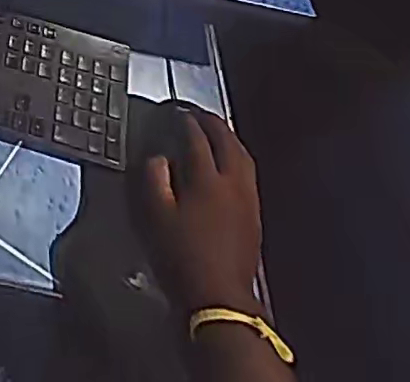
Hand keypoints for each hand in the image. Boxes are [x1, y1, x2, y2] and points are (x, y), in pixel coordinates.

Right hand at [138, 108, 262, 316]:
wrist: (218, 296)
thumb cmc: (181, 254)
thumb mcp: (155, 213)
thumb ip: (154, 178)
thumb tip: (159, 158)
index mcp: (206, 180)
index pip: (197, 139)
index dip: (185, 122)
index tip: (176, 113)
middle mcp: (232, 184)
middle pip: (227, 142)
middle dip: (212, 123)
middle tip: (197, 113)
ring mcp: (248, 200)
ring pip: (244, 157)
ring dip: (228, 138)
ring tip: (215, 130)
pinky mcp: (255, 215)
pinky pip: (249, 173)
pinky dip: (237, 156)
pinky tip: (228, 161)